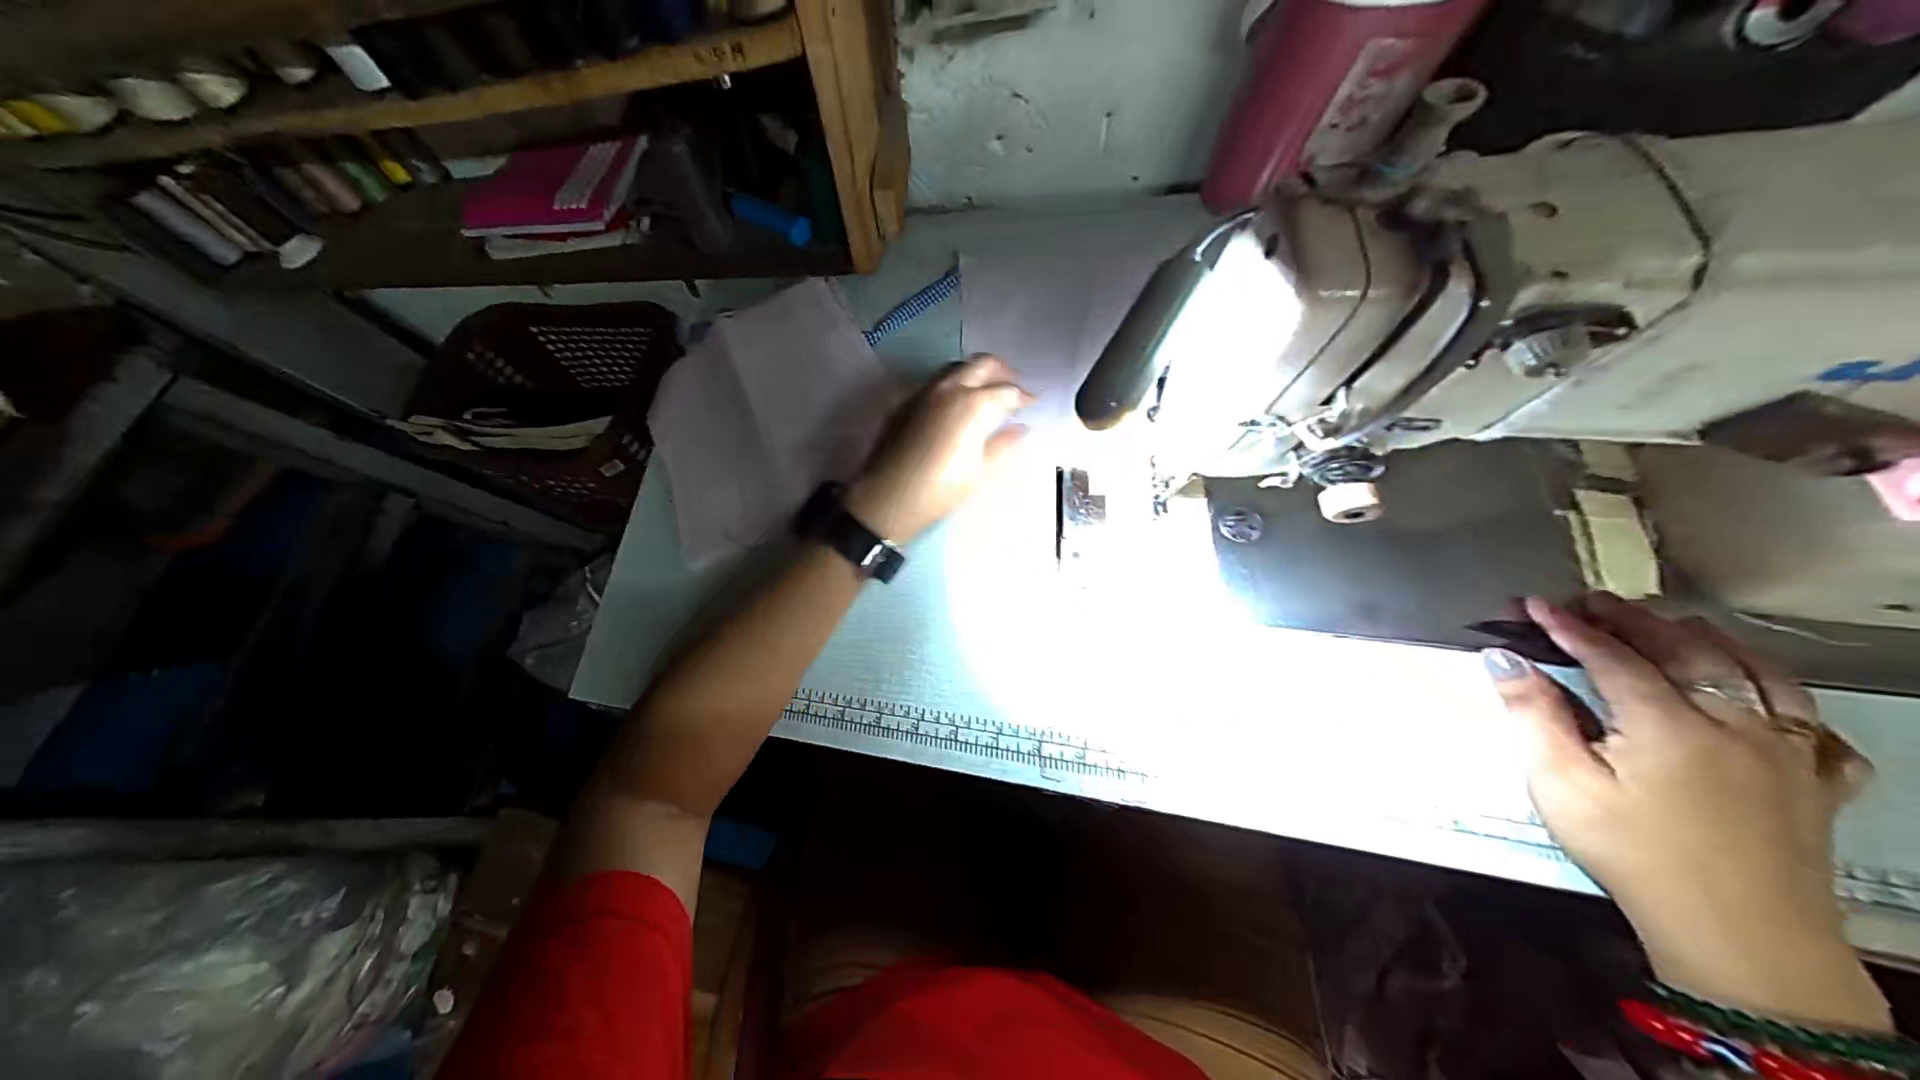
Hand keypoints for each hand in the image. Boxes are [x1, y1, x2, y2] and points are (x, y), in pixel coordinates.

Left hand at [844, 354, 1032, 543]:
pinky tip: (955, 407)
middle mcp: (948, 388)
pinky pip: (935, 383)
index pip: (1007, 390)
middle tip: (1011, 388)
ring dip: (975, 374)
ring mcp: (924, 392)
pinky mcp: (905, 402)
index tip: (1032, 404)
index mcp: (972, 404)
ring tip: (984, 393)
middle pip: (982, 364)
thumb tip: (1020, 428)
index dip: (1023, 397)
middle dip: (1002, 372)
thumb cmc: (940, 490)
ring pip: (956, 368)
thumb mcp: (978, 472)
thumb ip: (1002, 444)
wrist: (887, 498)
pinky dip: (952, 385)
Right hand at [1484, 593, 1890, 1031]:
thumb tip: (1503, 658)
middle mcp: (1736, 724)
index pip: (1613, 656)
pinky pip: (1817, 726)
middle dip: (1633, 619)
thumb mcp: (1561, 786)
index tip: (1535, 603)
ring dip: (1710, 641)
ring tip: (1675, 626)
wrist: (1738, 938)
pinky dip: (1785, 699)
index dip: (1570, 626)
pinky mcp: (1818, 785)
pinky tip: (1763, 699)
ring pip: (1759, 673)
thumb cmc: (1632, 855)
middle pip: (1685, 651)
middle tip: (1593, 601)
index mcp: (1669, 724)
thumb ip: (1532, 715)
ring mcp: (1789, 753)